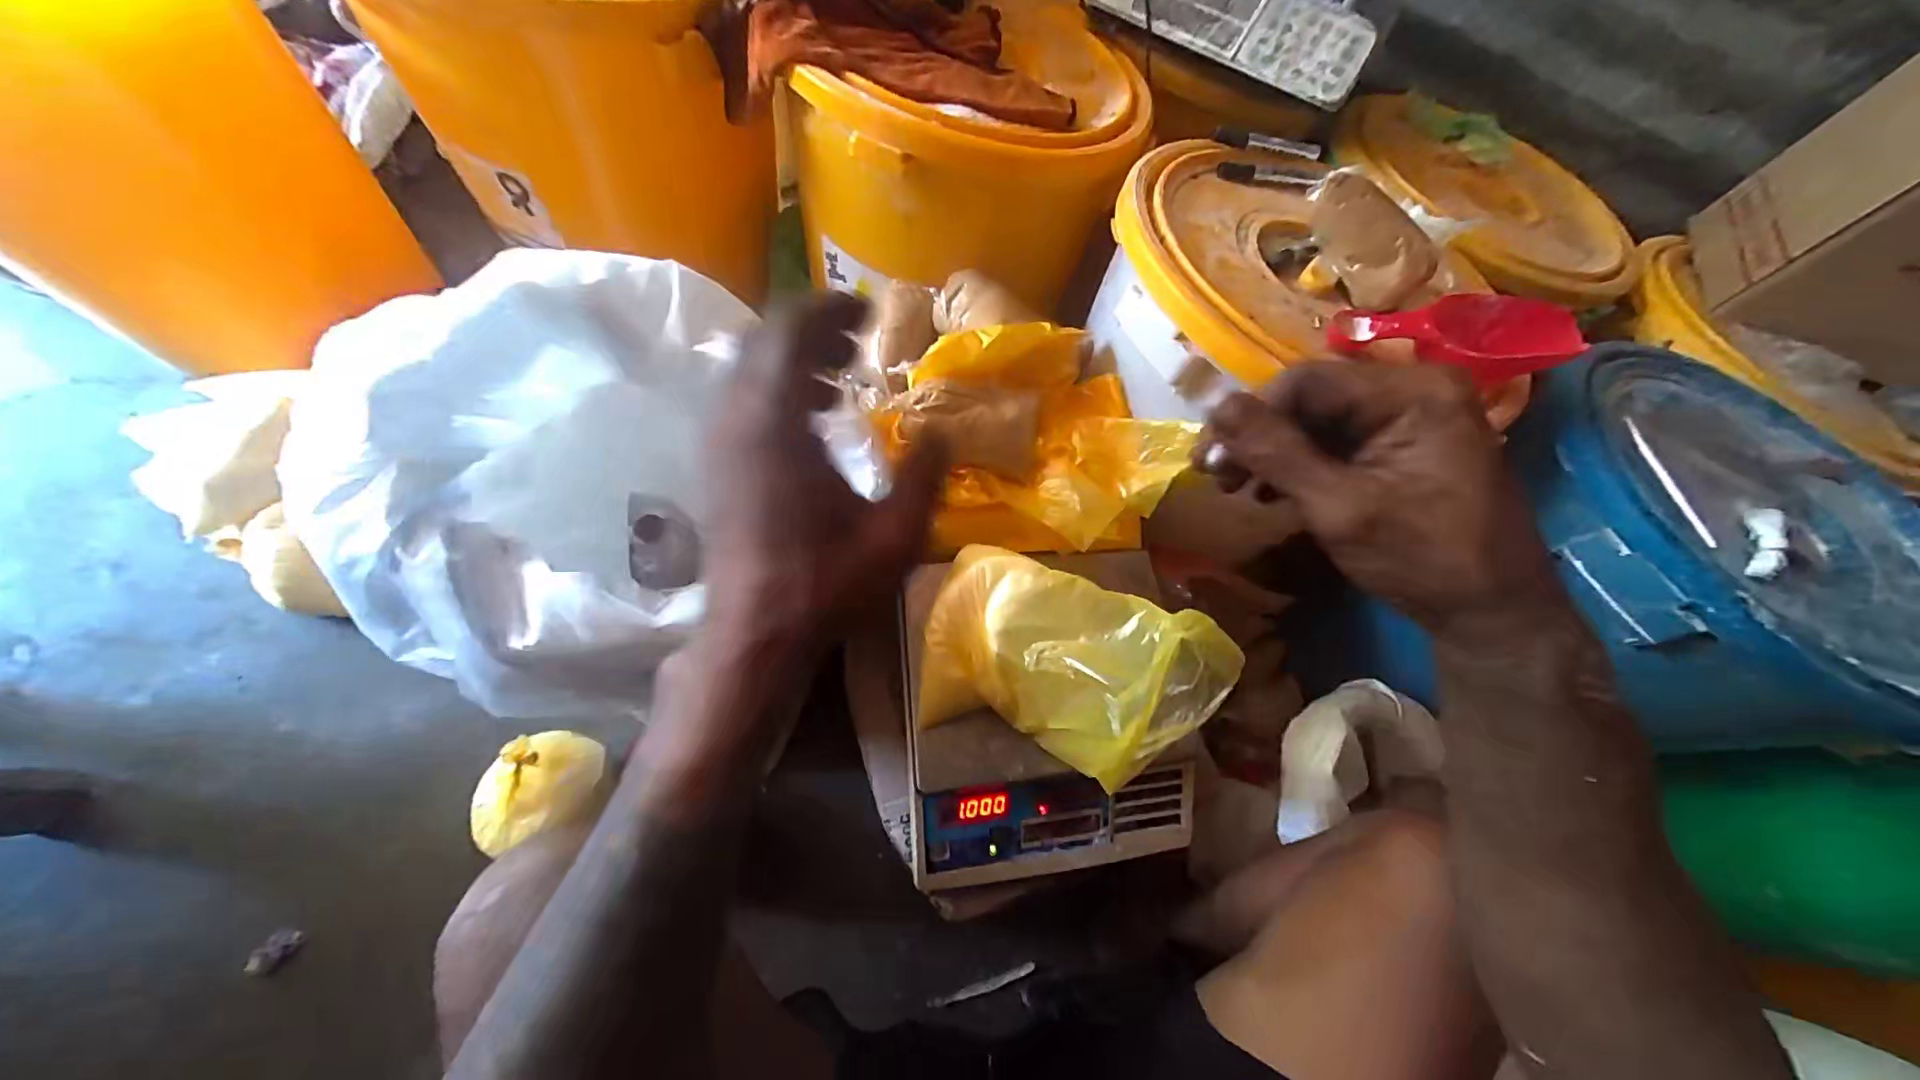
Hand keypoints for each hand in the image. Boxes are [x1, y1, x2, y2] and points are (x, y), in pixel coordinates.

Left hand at [701, 292, 945, 659]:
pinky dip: (774, 391)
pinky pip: (739, 401)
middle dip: (811, 331)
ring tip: (838, 382)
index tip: (866, 312)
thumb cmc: (825, 583)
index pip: (791, 333)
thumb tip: (943, 432)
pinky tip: (810, 423)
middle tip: (856, 345)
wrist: (755, 631)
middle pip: (763, 341)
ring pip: (746, 370)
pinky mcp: (715, 465)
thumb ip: (923, 475)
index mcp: (778, 424)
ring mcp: (718, 443)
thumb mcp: (895, 534)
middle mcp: (737, 421)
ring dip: (791, 362)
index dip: (829, 310)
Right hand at [1197, 362, 1563, 633]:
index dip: (1250, 415)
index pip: (1306, 381)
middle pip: (1307, 399)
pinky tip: (1268, 494)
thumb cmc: (1422, 558)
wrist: (1490, 613)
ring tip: (1237, 490)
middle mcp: (1409, 391)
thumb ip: (1277, 453)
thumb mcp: (1339, 506)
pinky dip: (1293, 467)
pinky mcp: (1396, 448)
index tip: (1208, 459)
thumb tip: (1216, 408)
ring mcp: (1405, 420)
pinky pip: (1330, 443)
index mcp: (1411, 392)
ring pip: (1312, 422)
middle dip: (1256, 436)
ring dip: (1269, 453)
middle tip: (1216, 476)